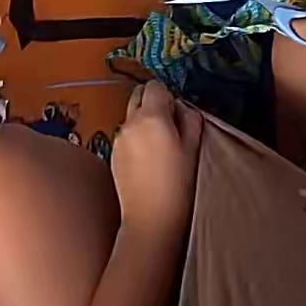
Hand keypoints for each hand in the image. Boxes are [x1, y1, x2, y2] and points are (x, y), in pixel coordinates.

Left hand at [111, 81, 202, 236]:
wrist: (150, 220)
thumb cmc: (178, 182)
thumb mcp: (193, 145)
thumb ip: (189, 117)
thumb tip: (180, 107)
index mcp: (151, 116)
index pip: (155, 86)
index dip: (167, 95)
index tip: (177, 114)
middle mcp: (129, 122)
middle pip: (138, 95)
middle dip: (152, 102)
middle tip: (168, 124)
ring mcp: (118, 138)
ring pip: (131, 115)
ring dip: (144, 120)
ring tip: (159, 146)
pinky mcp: (112, 154)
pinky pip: (126, 134)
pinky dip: (136, 137)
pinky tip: (147, 160)